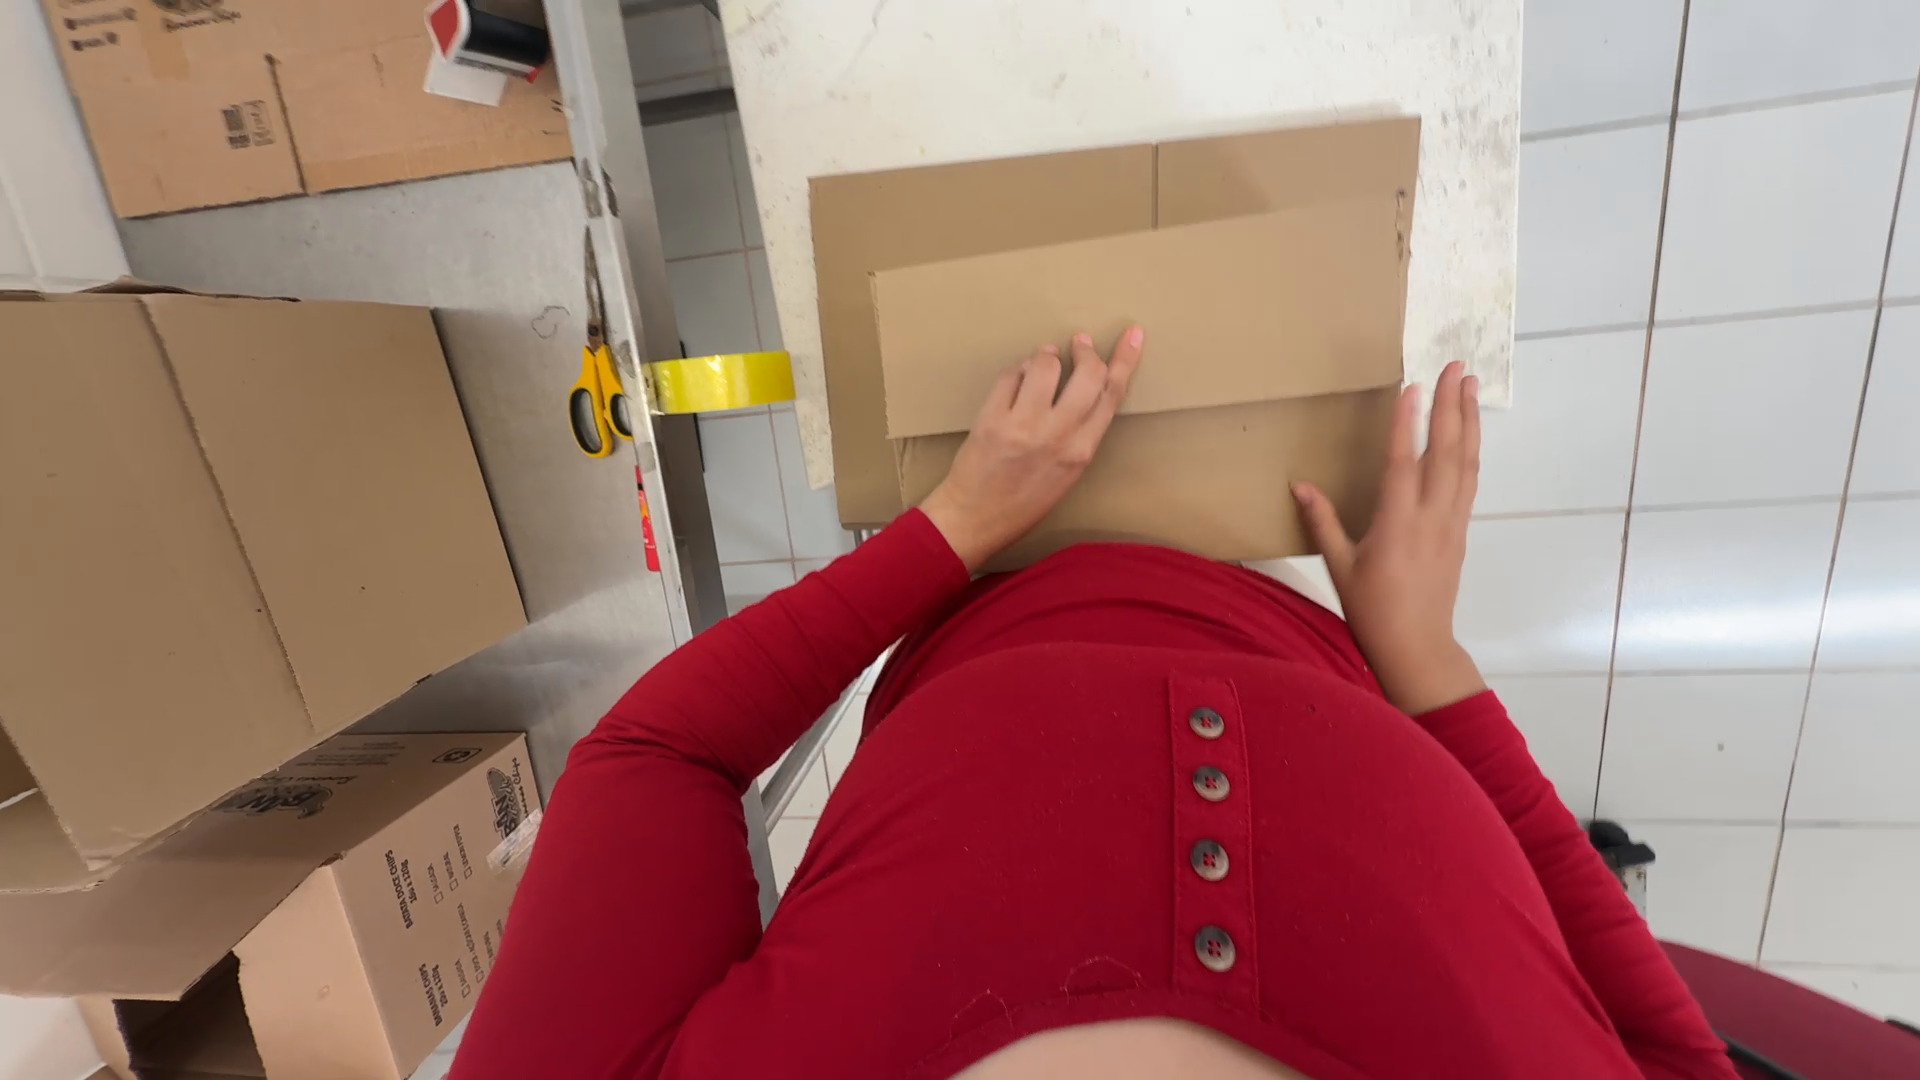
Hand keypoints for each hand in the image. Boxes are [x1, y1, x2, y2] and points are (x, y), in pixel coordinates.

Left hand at [919, 327, 1144, 570]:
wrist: (974, 519)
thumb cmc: (1021, 503)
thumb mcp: (1066, 476)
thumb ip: (1079, 436)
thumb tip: (1081, 389)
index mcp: (1081, 452)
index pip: (1112, 395)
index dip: (1125, 360)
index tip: (1132, 336)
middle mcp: (1057, 436)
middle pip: (1088, 373)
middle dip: (1087, 350)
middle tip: (1080, 343)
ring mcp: (1023, 426)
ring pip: (1046, 365)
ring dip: (1047, 355)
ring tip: (1043, 360)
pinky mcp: (992, 419)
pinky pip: (1011, 375)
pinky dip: (1017, 371)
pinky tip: (1016, 380)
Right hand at [1292, 361, 1485, 714]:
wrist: (1417, 644)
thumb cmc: (1371, 607)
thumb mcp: (1338, 565)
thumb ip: (1322, 522)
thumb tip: (1299, 485)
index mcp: (1398, 524)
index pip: (1405, 463)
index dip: (1407, 424)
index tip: (1412, 388)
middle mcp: (1432, 516)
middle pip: (1448, 453)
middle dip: (1452, 407)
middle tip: (1458, 367)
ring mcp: (1452, 522)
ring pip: (1467, 463)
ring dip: (1470, 422)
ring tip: (1471, 387)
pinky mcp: (1460, 530)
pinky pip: (1469, 482)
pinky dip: (1471, 451)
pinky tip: (1470, 434)